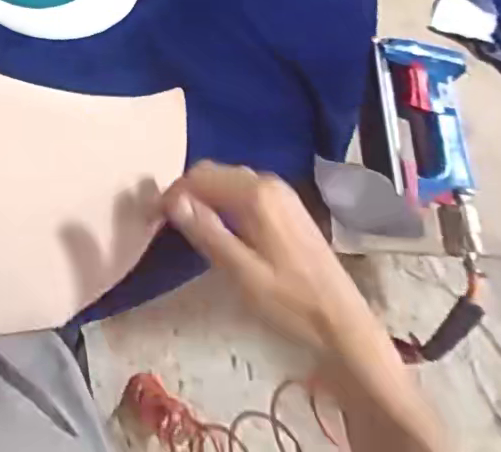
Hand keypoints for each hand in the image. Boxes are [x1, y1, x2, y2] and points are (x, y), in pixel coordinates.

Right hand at [165, 163, 446, 450]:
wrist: (347, 328)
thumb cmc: (291, 303)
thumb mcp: (241, 273)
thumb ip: (206, 232)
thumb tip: (171, 200)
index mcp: (256, 194)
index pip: (198, 177)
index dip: (172, 193)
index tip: (153, 217)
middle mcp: (268, 183)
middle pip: (212, 172)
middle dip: (187, 192)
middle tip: (169, 222)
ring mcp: (281, 193)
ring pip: (227, 180)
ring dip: (204, 196)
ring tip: (191, 226)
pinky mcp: (288, 206)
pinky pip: (244, 190)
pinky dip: (224, 201)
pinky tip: (222, 227)